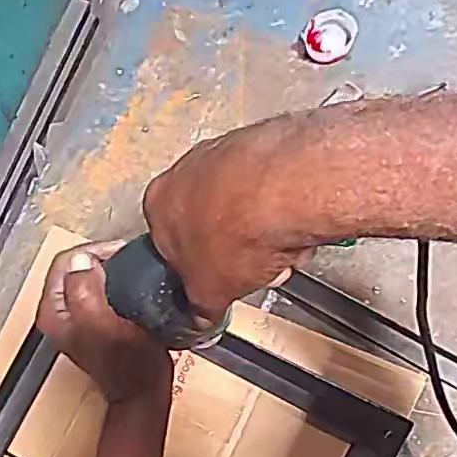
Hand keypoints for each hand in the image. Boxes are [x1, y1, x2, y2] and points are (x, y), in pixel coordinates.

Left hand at [37, 241, 172, 403]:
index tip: (120, 254)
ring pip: (90, 279)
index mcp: (53, 313)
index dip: (93, 252)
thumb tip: (83, 260)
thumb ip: (84, 291)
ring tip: (131, 271)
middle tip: (128, 260)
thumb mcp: (102, 323)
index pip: (65, 262)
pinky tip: (131, 288)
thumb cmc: (128, 366)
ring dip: (110, 272)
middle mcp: (60, 316)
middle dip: (102, 259)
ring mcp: (78, 321)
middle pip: (75, 269)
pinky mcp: (96, 325)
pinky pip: (102, 293)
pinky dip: (116, 286)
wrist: (144, 393)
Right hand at [142, 116, 314, 320]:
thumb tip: (202, 313)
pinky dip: (286, 207)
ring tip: (285, 250)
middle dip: (238, 250)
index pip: (173, 244)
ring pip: (245, 205)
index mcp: (158, 205)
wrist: (286, 190)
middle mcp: (186, 169)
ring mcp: (225, 151)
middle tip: (258, 269)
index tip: (220, 279)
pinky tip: (298, 224)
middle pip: (212, 222)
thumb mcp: (211, 293)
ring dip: (265, 232)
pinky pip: (273, 186)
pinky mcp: (264, 143)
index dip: (200, 268)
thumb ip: (201, 305)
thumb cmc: (237, 232)